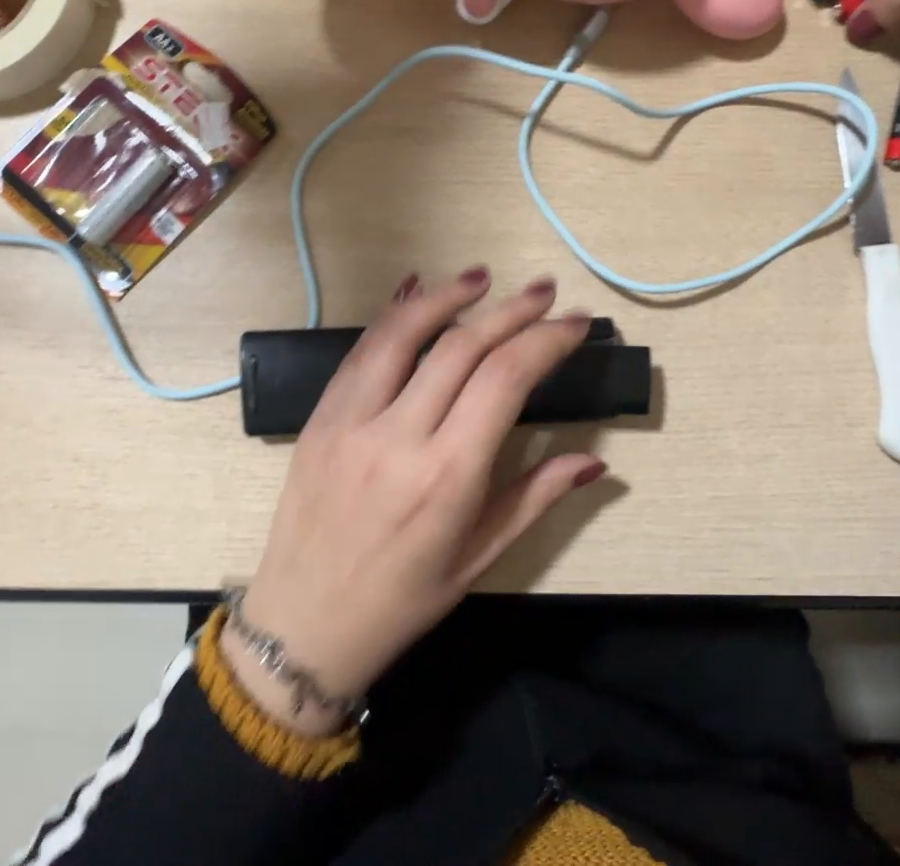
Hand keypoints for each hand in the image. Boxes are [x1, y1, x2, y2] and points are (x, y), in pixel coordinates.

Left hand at [226, 269, 604, 734]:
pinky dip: (391, 317)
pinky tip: (415, 293)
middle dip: (511, 312)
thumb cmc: (402, 601)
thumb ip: (536, 499)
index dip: (545, 341)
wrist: (305, 622)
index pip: (505, 380)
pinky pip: (360, 353)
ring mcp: (350, 421)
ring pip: (402, 334)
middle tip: (545, 292)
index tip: (575, 324)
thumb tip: (594, 462)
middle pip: (461, 348)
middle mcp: (397, 436)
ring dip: (446, 297)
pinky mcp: (319, 418)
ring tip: (483, 278)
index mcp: (446, 476)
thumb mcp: (478, 558)